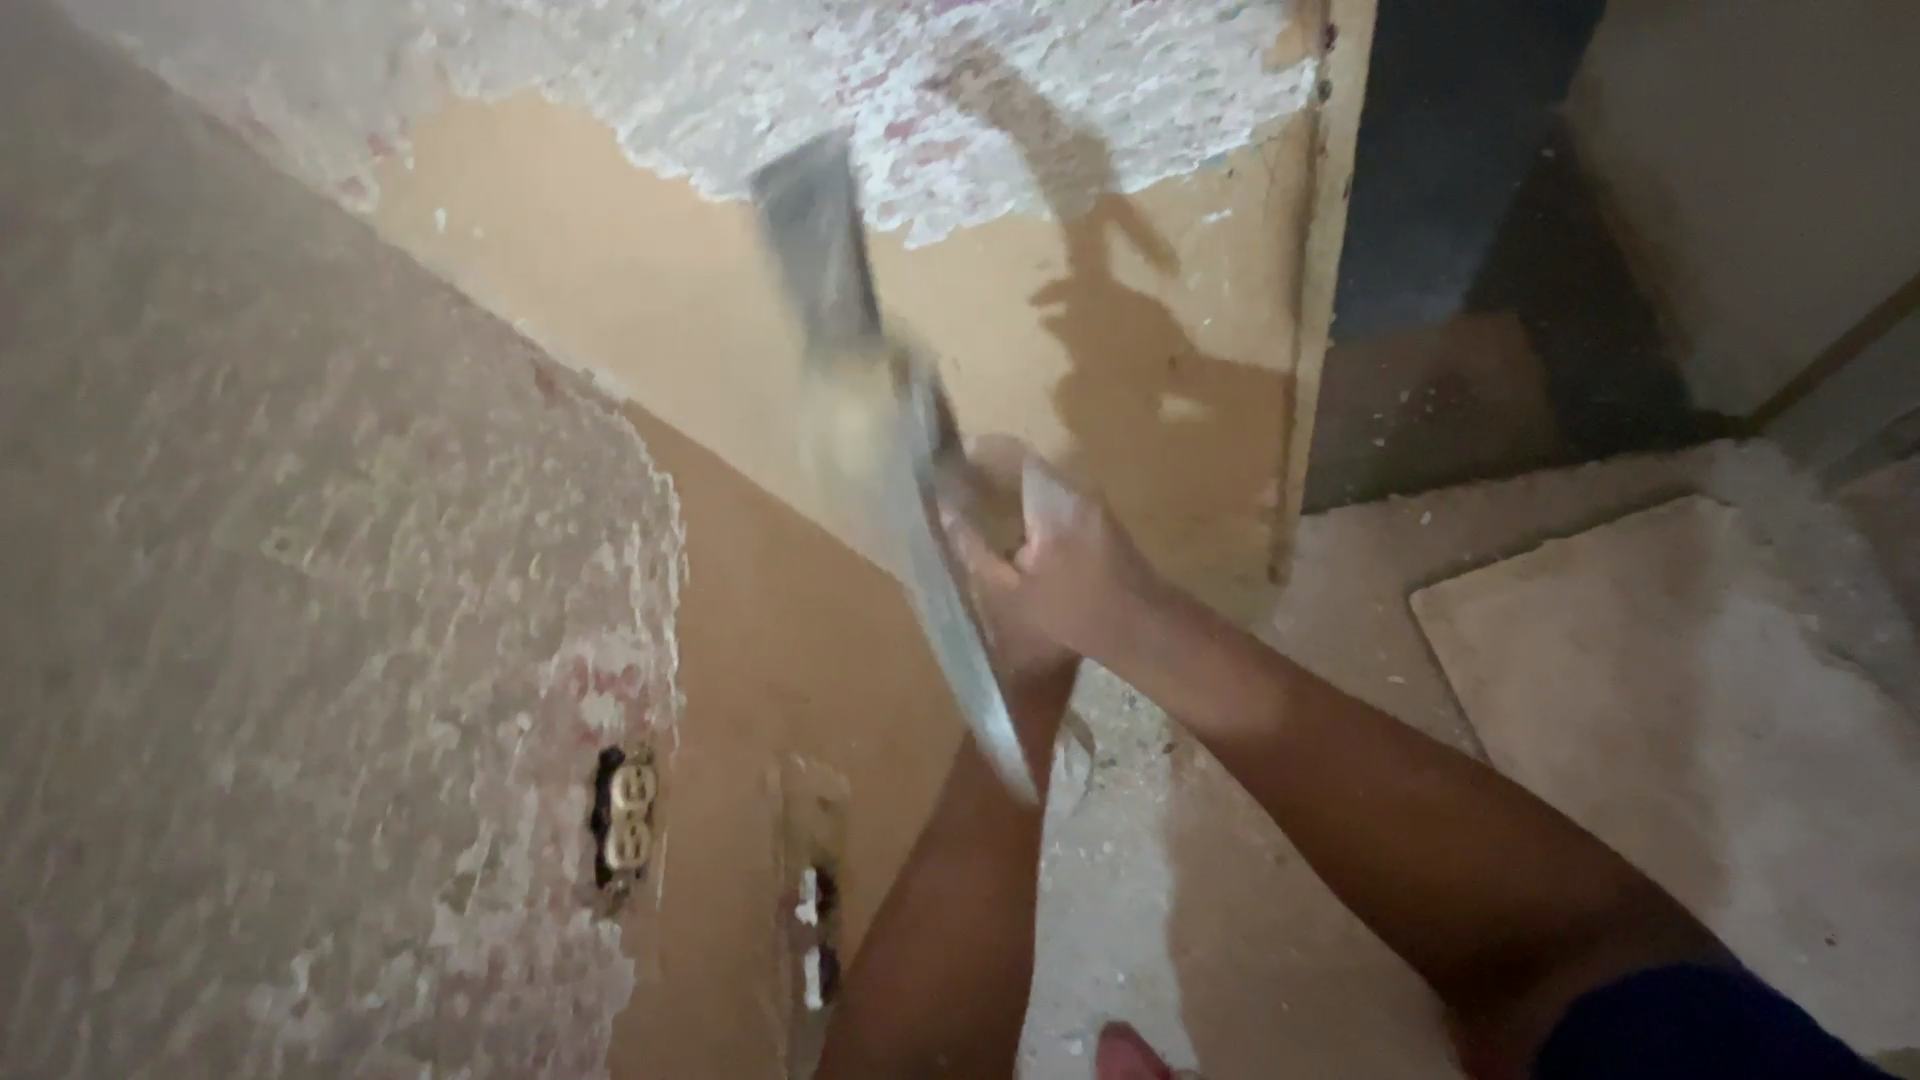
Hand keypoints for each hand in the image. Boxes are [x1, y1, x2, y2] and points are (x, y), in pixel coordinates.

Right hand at [941, 436, 1162, 668]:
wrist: (1141, 626)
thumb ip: (973, 547)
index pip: (1007, 450)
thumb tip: (943, 512)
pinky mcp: (1096, 515)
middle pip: (1022, 461)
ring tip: (974, 507)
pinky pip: (1053, 494)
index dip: (973, 452)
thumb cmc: (1073, 611)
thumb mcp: (1012, 588)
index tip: (945, 466)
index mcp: (1050, 496)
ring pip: (1038, 477)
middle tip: (954, 489)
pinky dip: (1026, 501)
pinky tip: (1008, 528)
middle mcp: (1072, 485)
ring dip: (1006, 486)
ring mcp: (1089, 498)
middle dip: (986, 470)